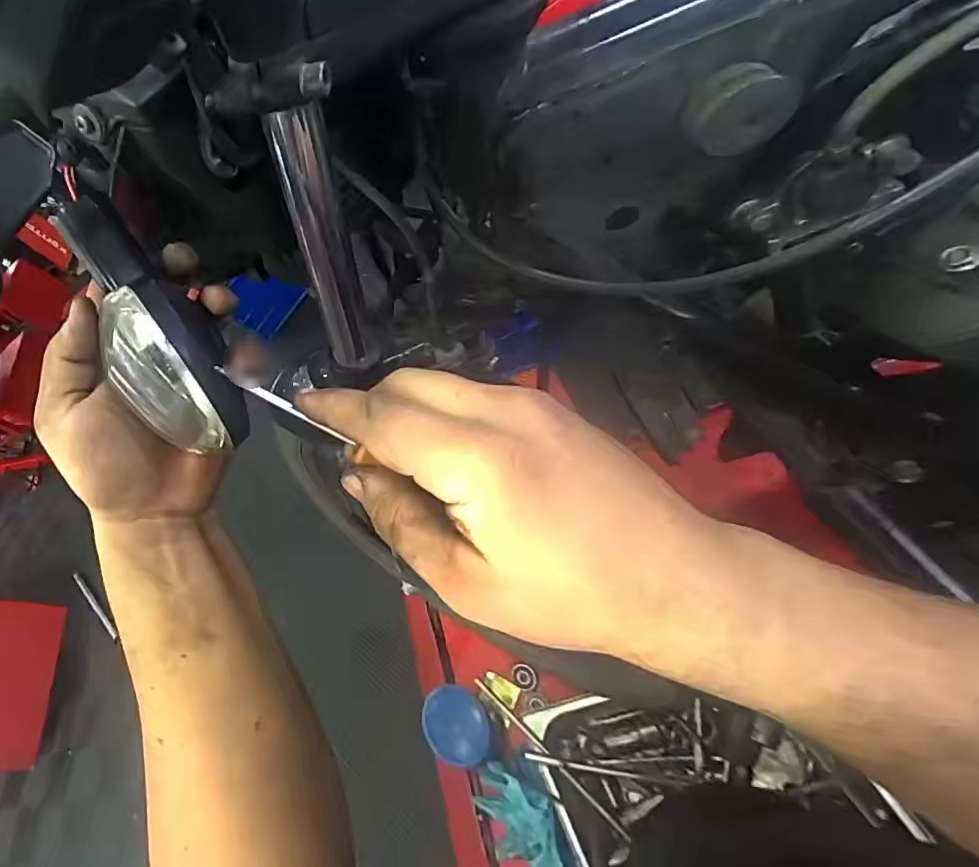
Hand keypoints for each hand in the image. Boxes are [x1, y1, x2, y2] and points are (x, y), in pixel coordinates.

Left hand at [34, 246, 238, 525]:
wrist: (156, 509)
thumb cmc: (102, 464)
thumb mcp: (63, 414)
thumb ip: (67, 359)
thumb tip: (83, 300)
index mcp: (110, 351)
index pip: (119, 299)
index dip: (129, 273)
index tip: (141, 256)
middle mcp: (152, 348)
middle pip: (168, 296)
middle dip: (177, 270)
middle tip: (185, 264)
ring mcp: (191, 364)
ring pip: (206, 315)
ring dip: (215, 296)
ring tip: (218, 300)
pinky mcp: (222, 383)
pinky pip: (236, 351)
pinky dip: (243, 341)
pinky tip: (237, 347)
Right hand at [299, 370, 758, 677]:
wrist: (676, 575)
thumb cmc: (569, 596)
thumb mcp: (469, 584)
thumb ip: (404, 523)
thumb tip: (360, 478)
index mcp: (476, 457)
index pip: (385, 416)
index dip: (337, 408)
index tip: (302, 402)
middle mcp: (500, 409)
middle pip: (408, 382)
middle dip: (368, 406)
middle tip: (362, 461)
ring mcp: (529, 400)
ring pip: (439, 381)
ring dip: (404, 407)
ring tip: (404, 464)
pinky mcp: (547, 404)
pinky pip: (471, 391)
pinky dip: (439, 409)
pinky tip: (448, 454)